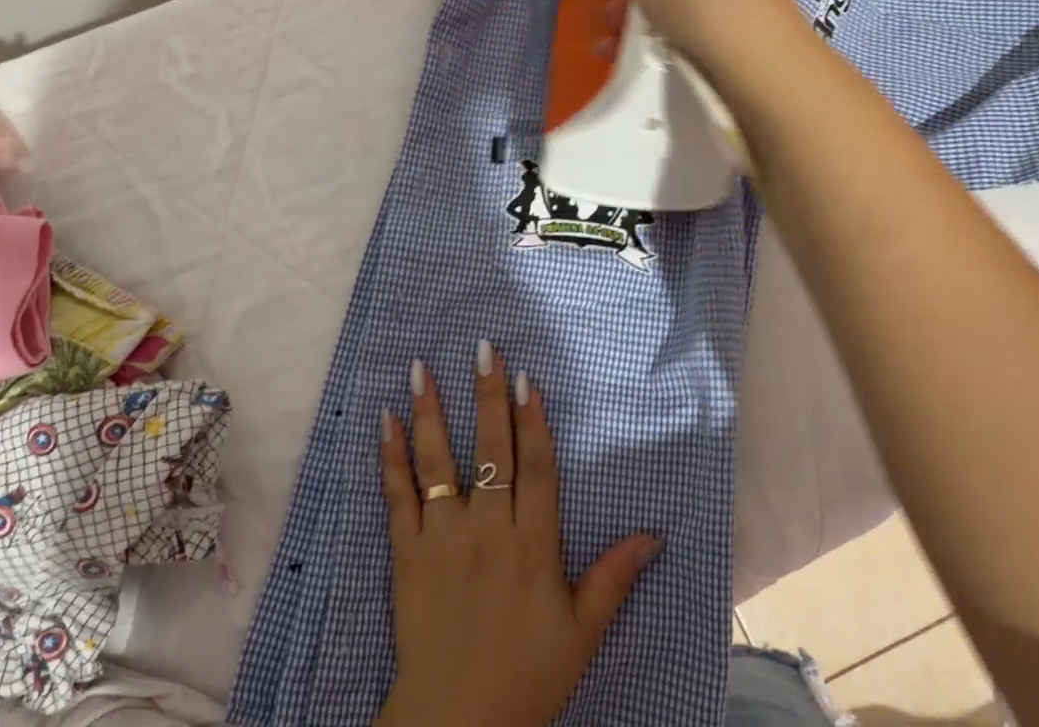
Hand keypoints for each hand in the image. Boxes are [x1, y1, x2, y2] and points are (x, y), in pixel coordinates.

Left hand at [375, 343, 661, 726]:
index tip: (526, 377)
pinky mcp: (407, 554)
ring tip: (420, 368)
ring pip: (439, 463)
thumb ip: (615, 577)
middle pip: (491, 451)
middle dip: (487, 397)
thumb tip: (654, 535)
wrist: (457, 719)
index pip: (537, 468)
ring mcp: (444, 539)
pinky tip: (384, 421)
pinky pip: (398, 497)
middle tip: (481, 349)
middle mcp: (489, 530)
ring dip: (431, 412)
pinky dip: (391, 458)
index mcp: (534, 545)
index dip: (533, 420)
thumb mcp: (583, 631)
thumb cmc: (527, 676)